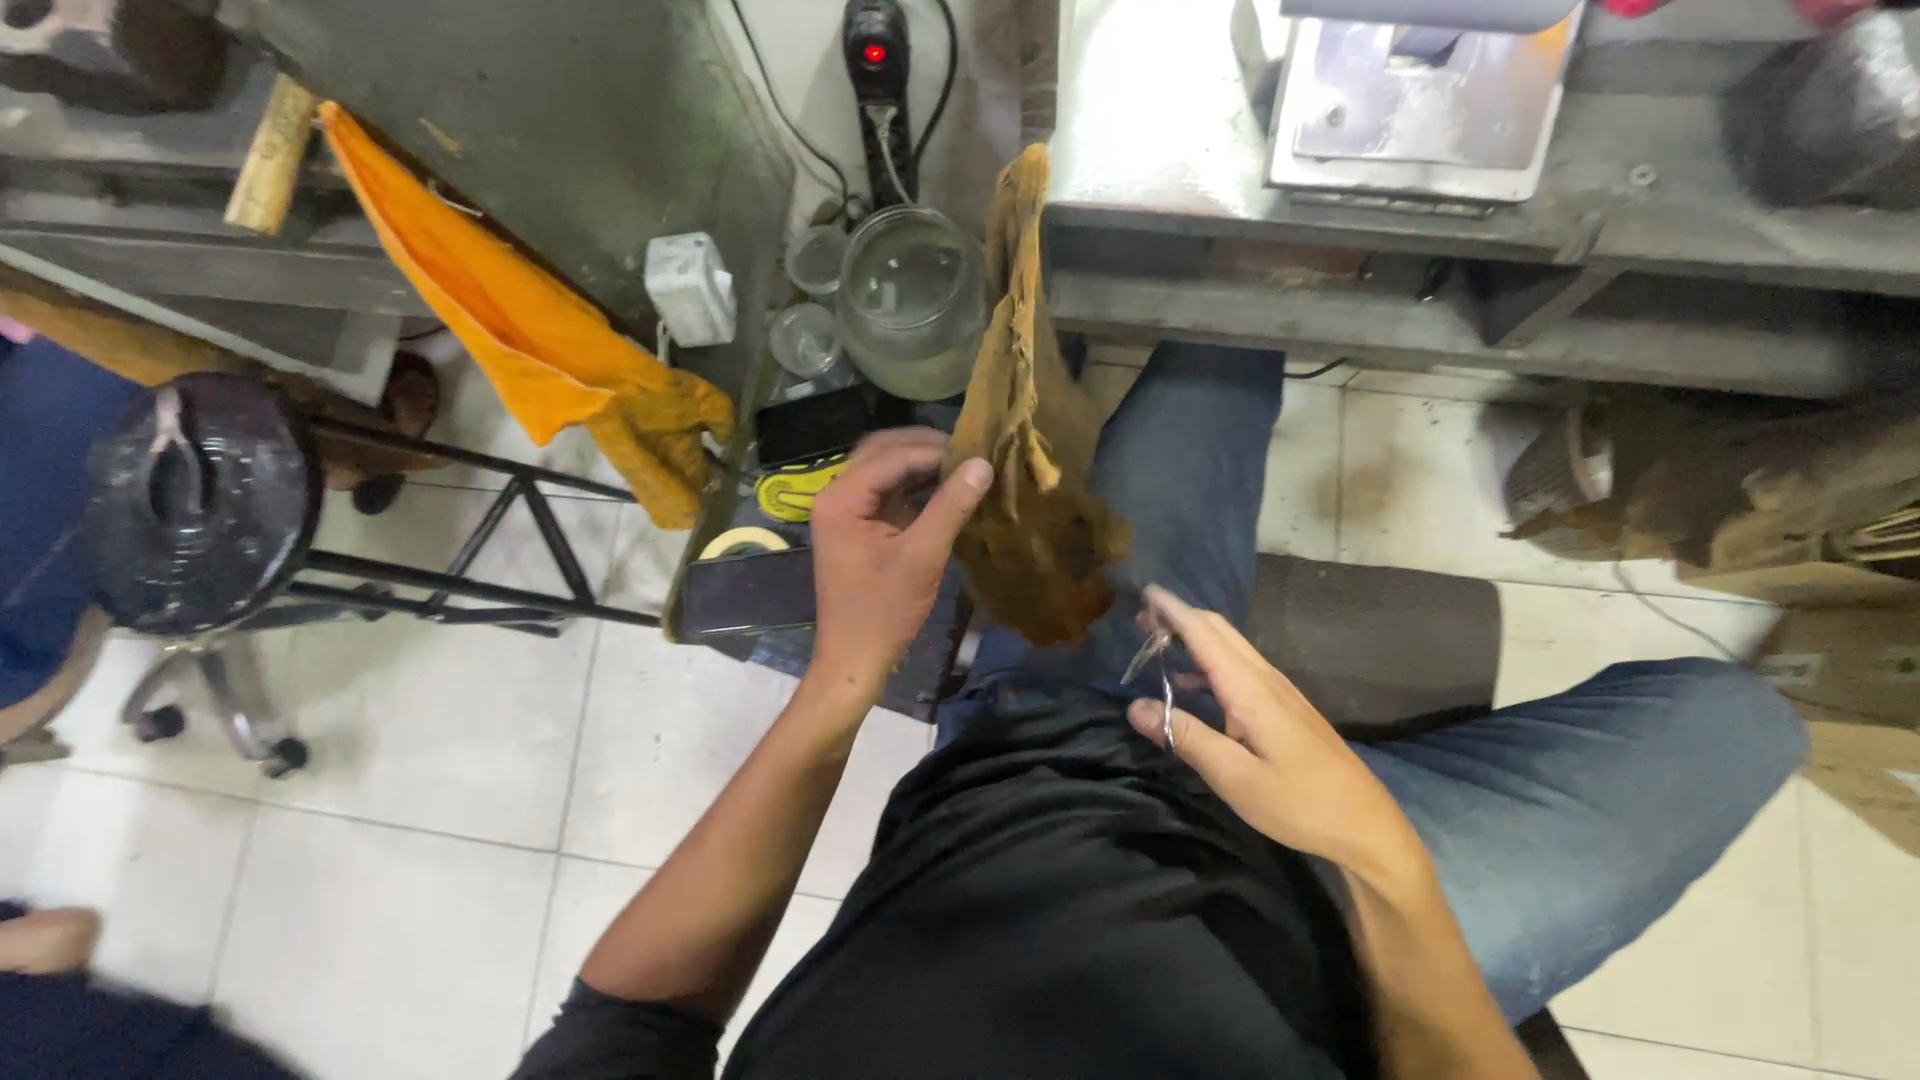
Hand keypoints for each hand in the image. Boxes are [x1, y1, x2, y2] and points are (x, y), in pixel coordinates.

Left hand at [809, 428, 992, 691]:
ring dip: (922, 466)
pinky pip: (889, 493)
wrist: (855, 658)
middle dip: (925, 448)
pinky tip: (949, 490)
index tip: (977, 451)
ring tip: (965, 466)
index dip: (935, 450)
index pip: (892, 455)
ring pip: (886, 470)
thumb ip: (951, 507)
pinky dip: (917, 487)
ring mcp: (847, 512)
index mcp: (841, 498)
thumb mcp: (922, 556)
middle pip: (883, 452)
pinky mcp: (860, 528)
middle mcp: (837, 496)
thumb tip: (983, 464)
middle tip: (970, 451)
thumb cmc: (883, 611)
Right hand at [1128, 586, 1429, 886]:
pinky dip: (1208, 662)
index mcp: (1251, 689)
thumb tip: (1136, 706)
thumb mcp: (1234, 777)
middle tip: (1139, 618)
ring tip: (1155, 643)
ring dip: (1193, 636)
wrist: (1365, 825)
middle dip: (1179, 617)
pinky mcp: (1284, 707)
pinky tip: (1188, 685)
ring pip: (1230, 646)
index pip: (1204, 634)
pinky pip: (1239, 667)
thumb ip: (1185, 737)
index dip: (1173, 610)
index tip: (1143, 589)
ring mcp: (1279, 691)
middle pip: (1218, 630)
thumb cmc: (1298, 803)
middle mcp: (1265, 679)